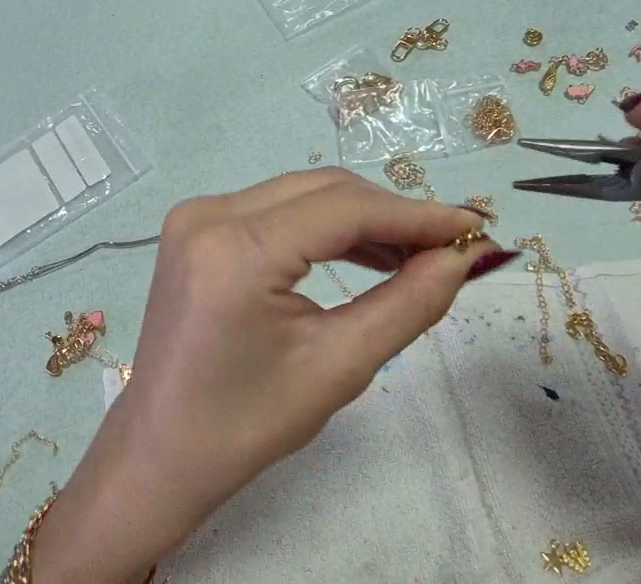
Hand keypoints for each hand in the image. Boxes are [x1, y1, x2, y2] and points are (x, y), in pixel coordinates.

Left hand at [31, 169, 511, 582]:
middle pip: (323, 191)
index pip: (344, 209)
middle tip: (454, 247)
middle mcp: (209, 213)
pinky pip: (276, 210)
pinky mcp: (197, 228)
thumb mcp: (337, 367)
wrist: (162, 449)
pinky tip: (367, 253)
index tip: (478, 228)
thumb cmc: (246, 424)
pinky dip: (323, 227)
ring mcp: (196, 215)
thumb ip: (407, 304)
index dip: (417, 215)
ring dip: (361, 219)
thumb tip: (463, 258)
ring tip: (419, 254)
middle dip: (393, 214)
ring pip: (302, 195)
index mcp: (235, 248)